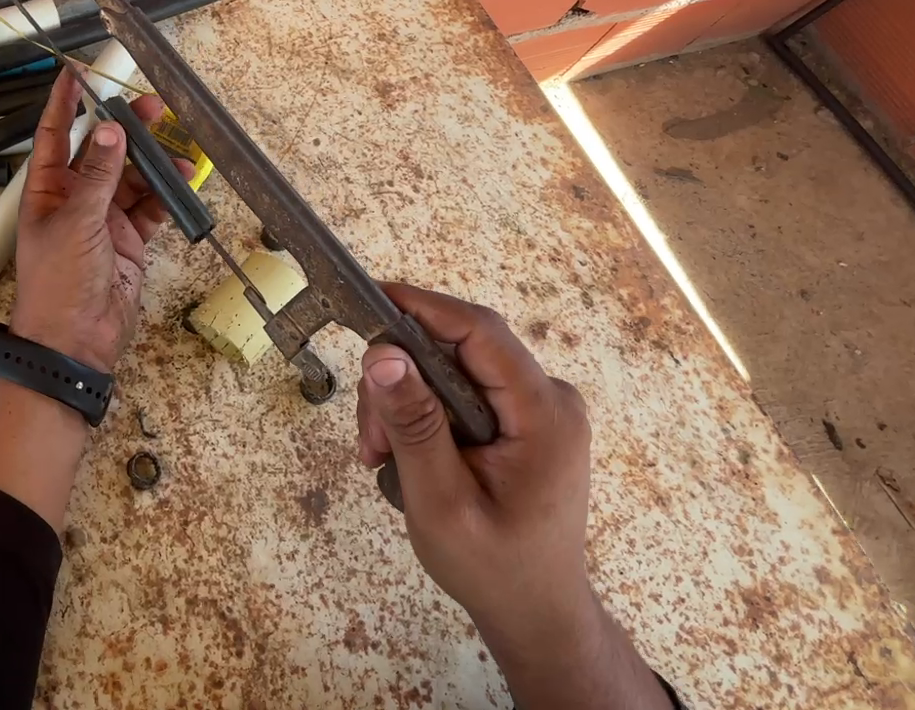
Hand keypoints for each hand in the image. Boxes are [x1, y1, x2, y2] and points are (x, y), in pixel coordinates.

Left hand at [8, 66, 173, 372]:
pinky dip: (165, 195)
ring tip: (176, 149)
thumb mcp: (77, 222)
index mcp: (47, 191)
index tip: (73, 73)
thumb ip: (98, 176)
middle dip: (124, 130)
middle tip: (151, 107)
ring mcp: (103, 219)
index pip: (54, 135)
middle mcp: (74, 200)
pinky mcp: (128, 239)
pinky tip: (181, 181)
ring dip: (152, 164)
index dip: (62, 104)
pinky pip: (149, 207)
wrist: (75, 339)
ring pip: (131, 178)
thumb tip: (109, 131)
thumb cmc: (59, 281)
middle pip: (100, 153)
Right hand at [356, 282, 590, 624]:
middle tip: (369, 434)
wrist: (535, 615)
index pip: (479, 331)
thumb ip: (414, 425)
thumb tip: (381, 353)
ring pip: (446, 369)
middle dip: (399, 378)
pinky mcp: (516, 420)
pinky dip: (418, 413)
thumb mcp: (441, 502)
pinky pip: (454, 391)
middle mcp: (546, 398)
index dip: (422, 306)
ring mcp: (532, 408)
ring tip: (379, 454)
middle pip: (454, 350)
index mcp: (544, 414)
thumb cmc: (494, 569)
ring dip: (401, 402)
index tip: (368, 298)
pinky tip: (398, 452)